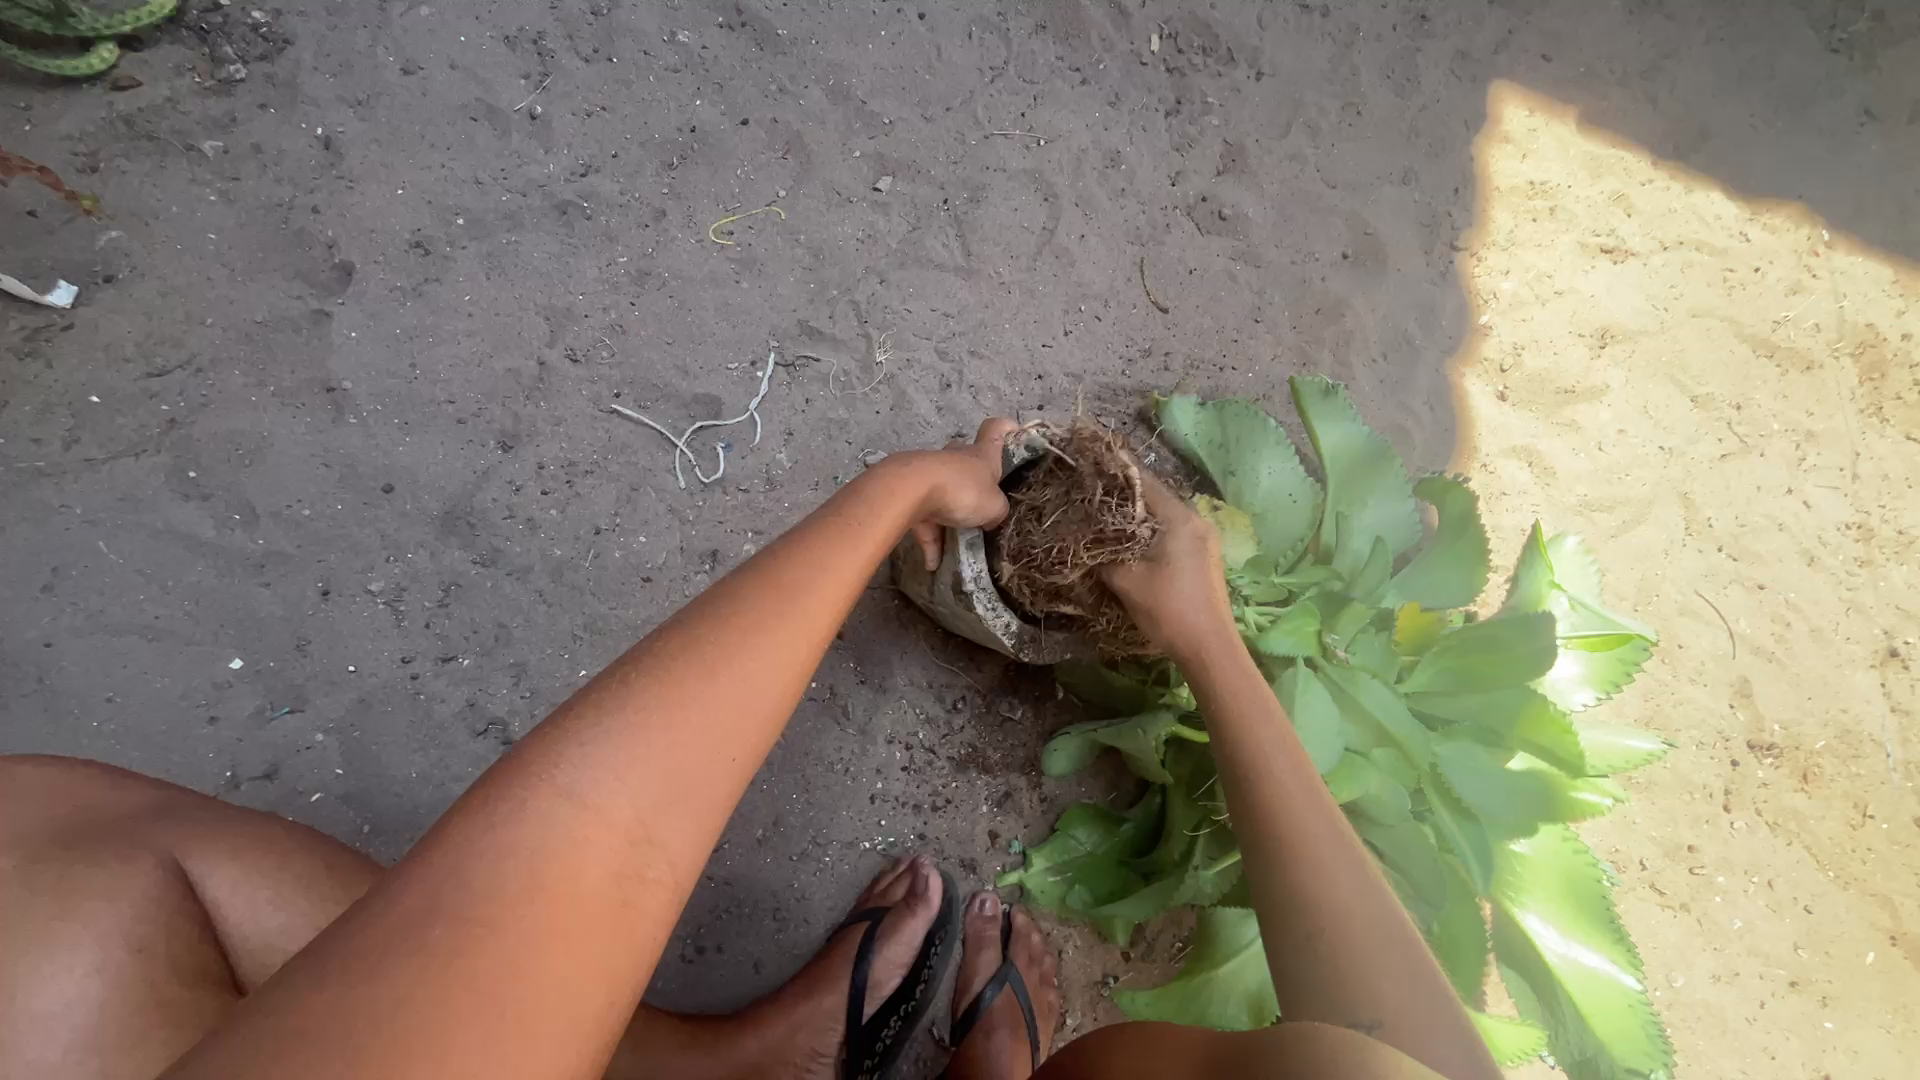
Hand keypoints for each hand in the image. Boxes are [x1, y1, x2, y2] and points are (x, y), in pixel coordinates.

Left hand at [900, 417, 1020, 570]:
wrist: (910, 491)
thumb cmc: (963, 491)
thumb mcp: (994, 506)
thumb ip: (996, 511)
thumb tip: (989, 518)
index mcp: (981, 455)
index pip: (996, 430)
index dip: (1006, 429)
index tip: (1014, 433)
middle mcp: (955, 459)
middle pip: (965, 460)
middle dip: (972, 477)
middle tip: (982, 500)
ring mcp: (929, 473)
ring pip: (942, 490)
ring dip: (948, 515)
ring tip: (957, 542)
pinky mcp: (909, 492)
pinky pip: (922, 518)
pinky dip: (928, 539)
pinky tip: (932, 564)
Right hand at [1100, 470, 1237, 660]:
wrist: (1210, 649)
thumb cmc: (1169, 610)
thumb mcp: (1126, 581)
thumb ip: (1103, 555)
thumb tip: (1084, 540)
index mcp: (1179, 518)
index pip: (1143, 481)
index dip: (1115, 473)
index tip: (1090, 468)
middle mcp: (1196, 521)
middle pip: (1155, 497)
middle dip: (1123, 496)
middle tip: (1091, 495)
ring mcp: (1205, 540)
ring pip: (1164, 517)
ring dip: (1137, 517)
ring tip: (1105, 520)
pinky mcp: (1205, 558)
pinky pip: (1173, 533)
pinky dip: (1150, 533)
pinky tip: (1131, 545)